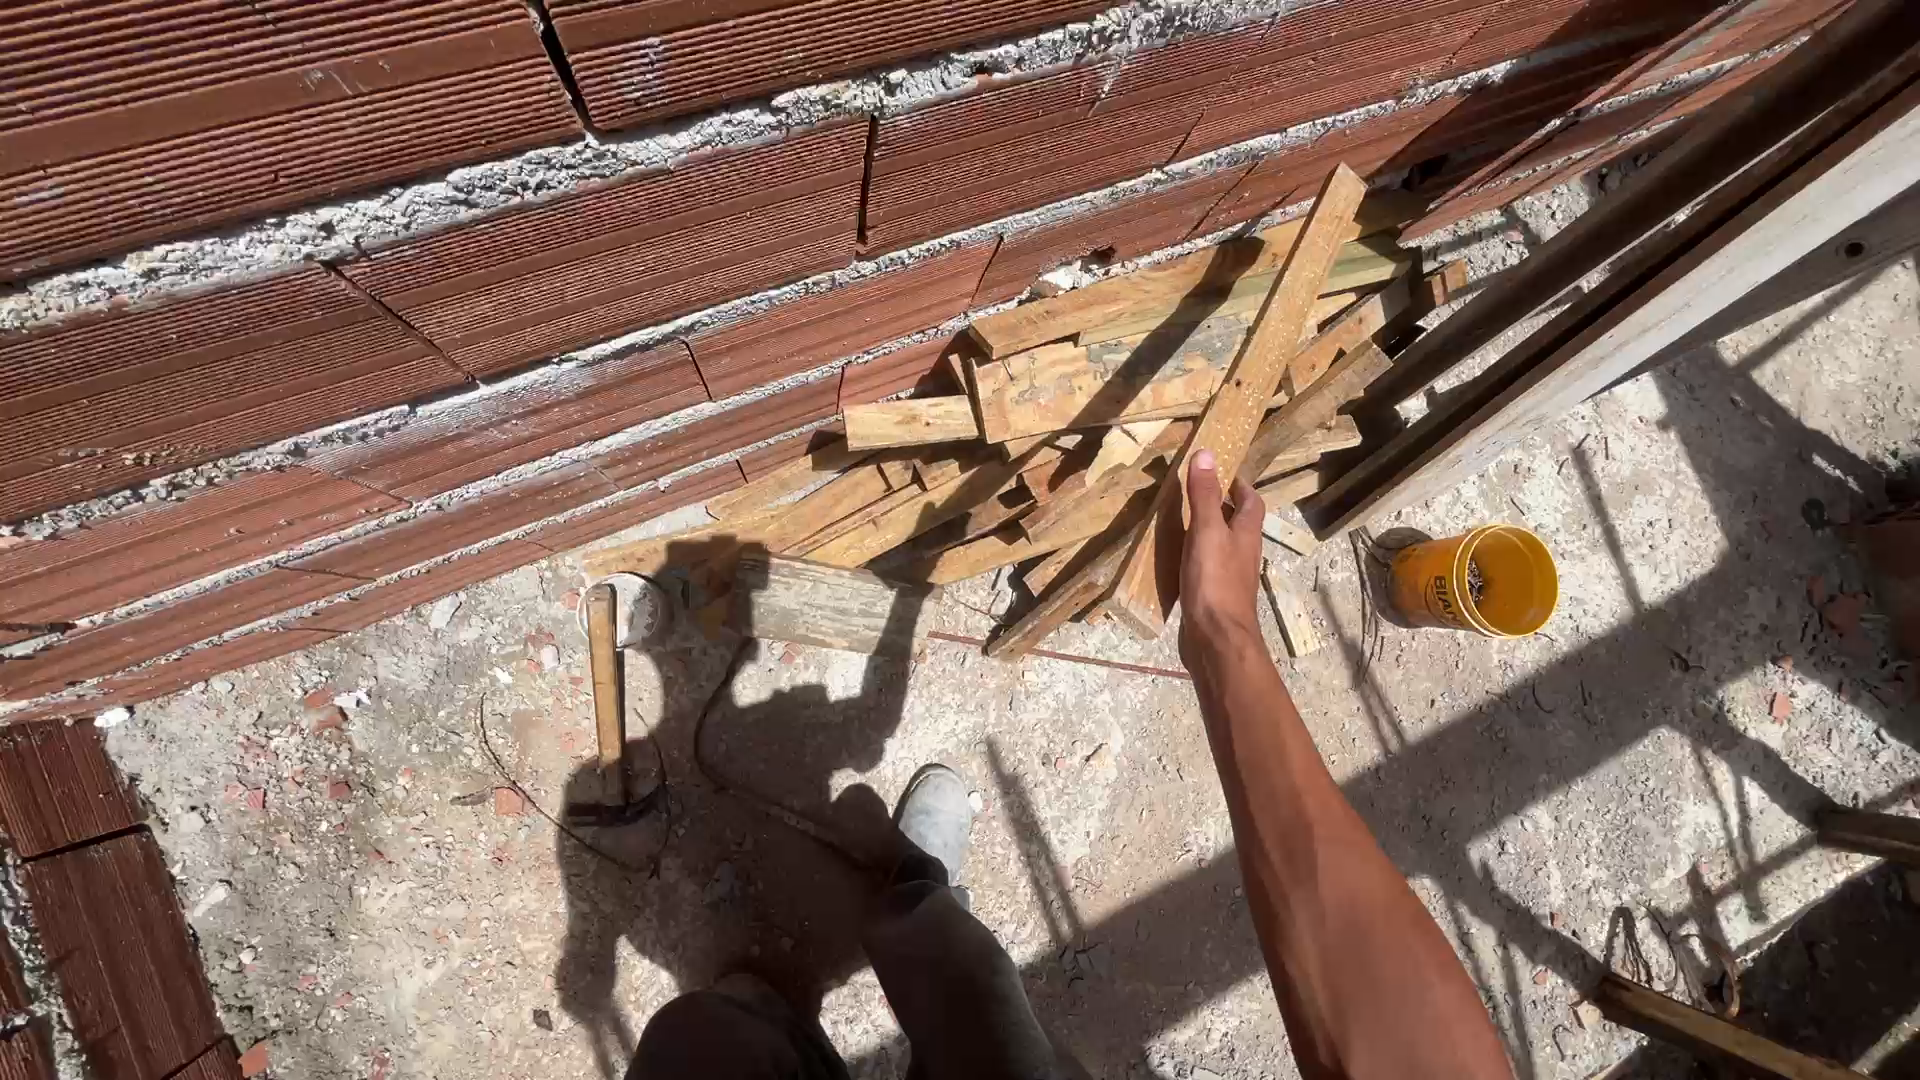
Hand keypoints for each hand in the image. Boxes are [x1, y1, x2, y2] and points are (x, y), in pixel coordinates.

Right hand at [1178, 449, 1264, 664]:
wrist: (1216, 639)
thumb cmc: (1214, 582)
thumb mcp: (1207, 531)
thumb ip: (1205, 495)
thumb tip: (1206, 453)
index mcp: (1246, 534)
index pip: (1251, 502)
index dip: (1239, 485)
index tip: (1221, 471)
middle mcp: (1242, 554)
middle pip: (1238, 524)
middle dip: (1222, 507)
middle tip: (1195, 493)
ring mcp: (1229, 577)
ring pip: (1222, 546)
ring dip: (1207, 532)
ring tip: (1180, 521)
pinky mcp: (1213, 596)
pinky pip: (1207, 568)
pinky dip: (1195, 558)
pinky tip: (1176, 560)